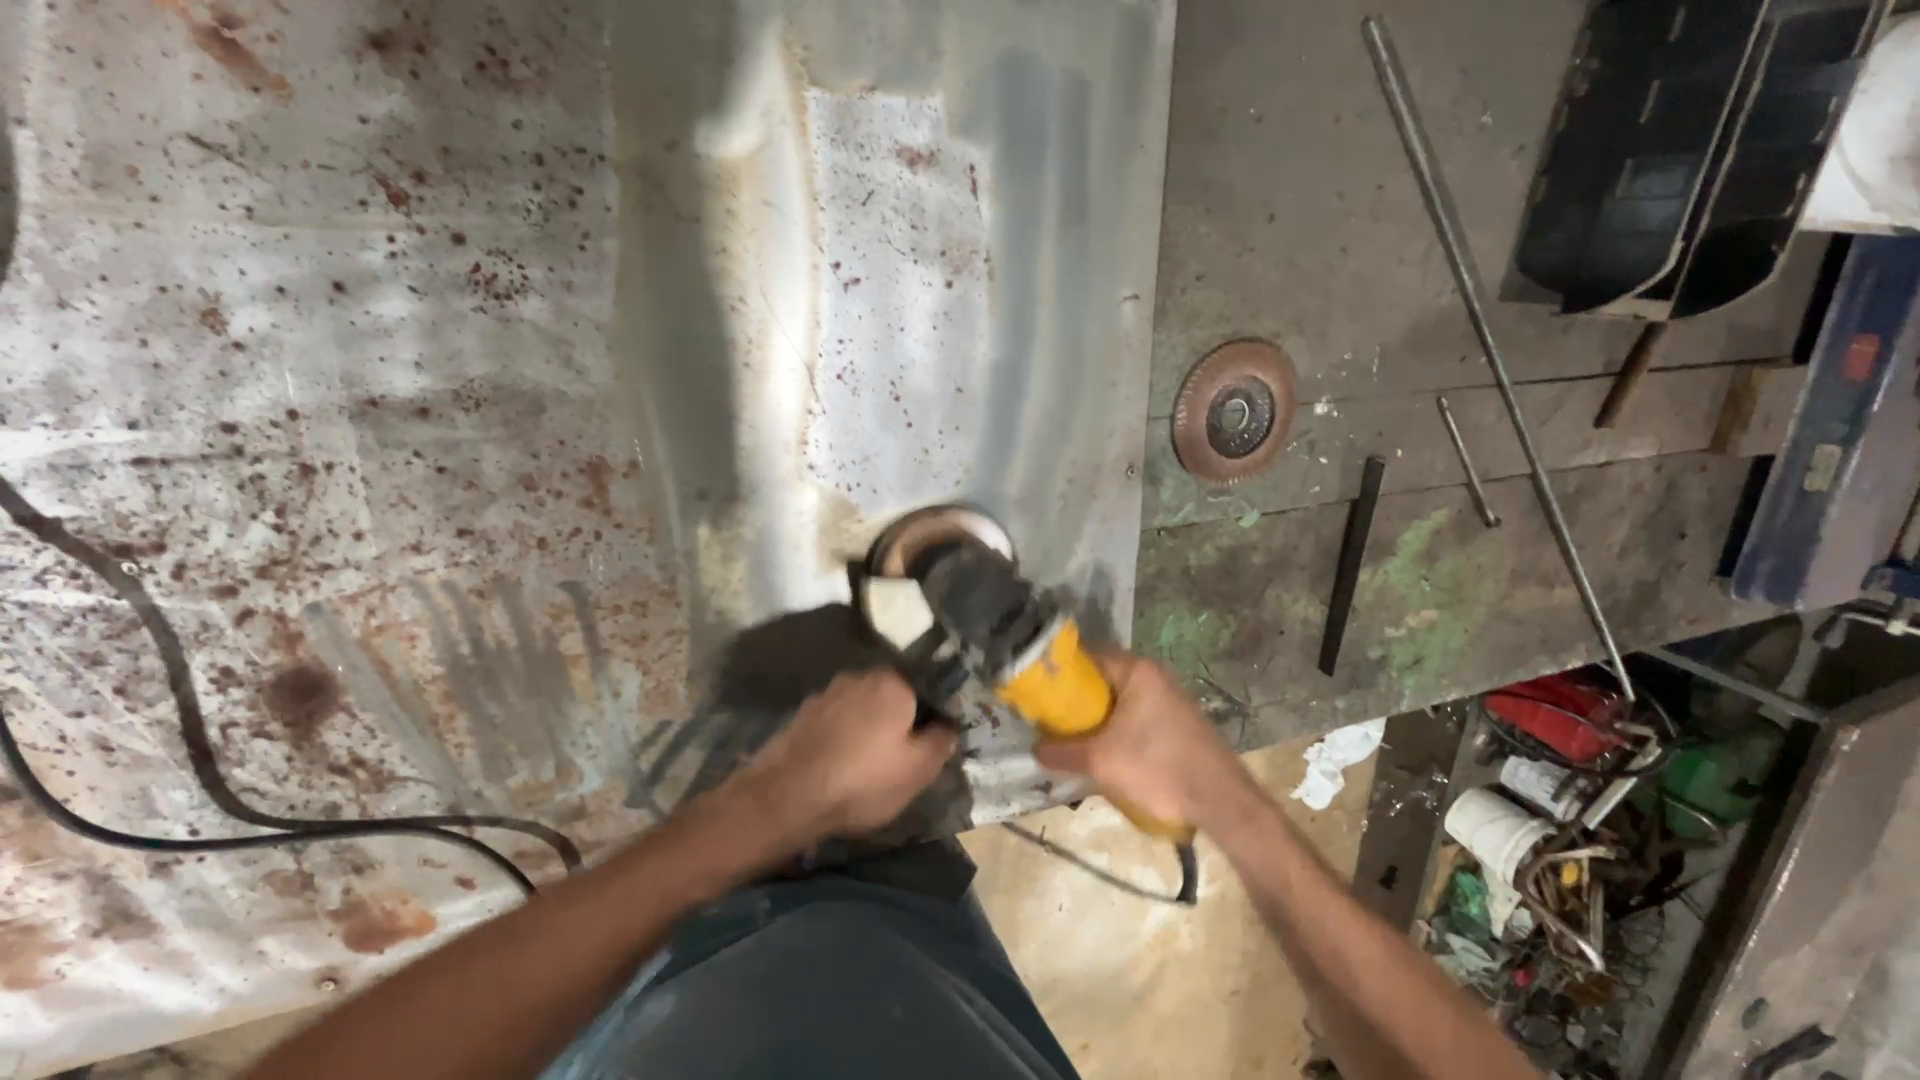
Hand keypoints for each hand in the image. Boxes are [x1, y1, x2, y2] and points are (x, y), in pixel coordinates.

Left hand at [732, 669, 958, 842]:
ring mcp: (826, 694)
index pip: (927, 693)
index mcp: (892, 682)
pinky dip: (843, 738)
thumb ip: (942, 742)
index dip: (933, 721)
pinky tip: (840, 766)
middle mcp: (858, 677)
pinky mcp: (802, 715)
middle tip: (901, 760)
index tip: (931, 748)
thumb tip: (949, 726)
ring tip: (868, 767)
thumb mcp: (918, 769)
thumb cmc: (863, 780)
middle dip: (899, 723)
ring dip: (869, 730)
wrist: (786, 796)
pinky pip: (836, 723)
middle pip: (892, 698)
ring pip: (862, 710)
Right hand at [1032, 649, 1248, 829]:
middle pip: (1102, 680)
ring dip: (1097, 722)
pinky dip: (1118, 732)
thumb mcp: (1099, 762)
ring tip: (1074, 744)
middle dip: (1075, 702)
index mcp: (1137, 671)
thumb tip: (1035, 749)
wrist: (1220, 801)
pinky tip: (1108, 758)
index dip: (1059, 672)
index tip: (1038, 693)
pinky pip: (1137, 718)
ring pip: (1120, 703)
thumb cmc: (1157, 769)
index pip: (1087, 656)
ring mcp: (1171, 699)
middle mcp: (1155, 676)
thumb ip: (1061, 752)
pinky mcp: (1179, 723)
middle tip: (1051, 723)